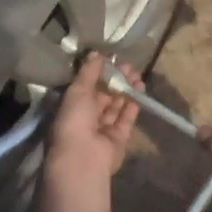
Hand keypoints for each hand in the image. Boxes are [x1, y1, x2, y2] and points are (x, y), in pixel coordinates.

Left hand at [48, 55, 141, 177]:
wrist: (82, 157)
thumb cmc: (74, 120)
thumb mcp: (78, 91)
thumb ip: (88, 72)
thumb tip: (95, 53)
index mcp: (72, 106)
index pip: (87, 86)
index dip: (99, 73)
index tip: (112, 60)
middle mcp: (86, 118)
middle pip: (104, 95)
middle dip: (116, 81)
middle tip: (129, 66)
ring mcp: (103, 129)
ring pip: (116, 106)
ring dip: (126, 90)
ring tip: (137, 75)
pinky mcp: (118, 138)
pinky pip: (126, 118)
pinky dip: (132, 105)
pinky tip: (140, 89)